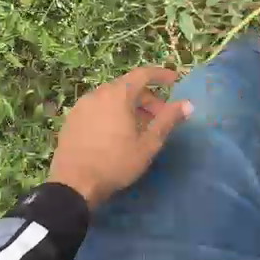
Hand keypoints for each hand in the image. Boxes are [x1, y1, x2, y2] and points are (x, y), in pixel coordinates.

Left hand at [47, 66, 191, 206]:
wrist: (73, 185)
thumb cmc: (116, 162)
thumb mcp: (148, 143)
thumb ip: (168, 120)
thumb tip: (188, 104)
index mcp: (118, 95)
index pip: (143, 74)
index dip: (161, 75)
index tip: (174, 81)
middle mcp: (97, 94)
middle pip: (128, 87)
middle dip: (147, 98)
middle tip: (161, 117)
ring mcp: (81, 107)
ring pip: (112, 98)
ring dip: (130, 106)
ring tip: (140, 128)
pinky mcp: (71, 120)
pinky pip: (98, 108)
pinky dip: (113, 113)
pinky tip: (117, 134)